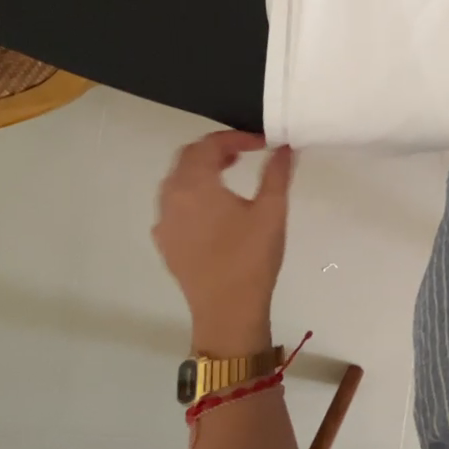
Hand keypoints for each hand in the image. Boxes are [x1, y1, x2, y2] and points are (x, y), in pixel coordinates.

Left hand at [153, 131, 297, 356]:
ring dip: (201, 169)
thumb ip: (277, 172)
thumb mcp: (272, 209)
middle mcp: (172, 200)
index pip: (209, 145)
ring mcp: (164, 223)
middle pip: (187, 158)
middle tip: (246, 152)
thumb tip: (284, 146)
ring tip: (231, 173)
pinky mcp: (166, 243)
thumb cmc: (251, 256)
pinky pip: (173, 204)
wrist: (227, 311)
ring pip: (176, 181)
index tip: (262, 143)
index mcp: (195, 186)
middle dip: (216, 149)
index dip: (236, 137)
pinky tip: (215, 206)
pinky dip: (192, 192)